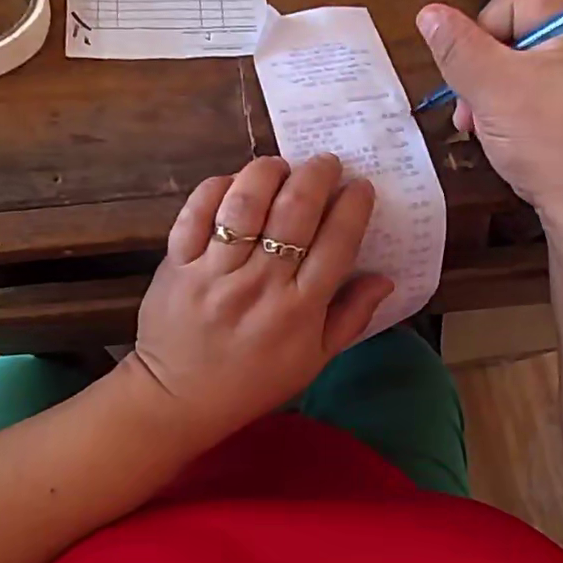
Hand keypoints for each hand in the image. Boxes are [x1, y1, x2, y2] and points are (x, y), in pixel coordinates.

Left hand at [125, 154, 394, 442]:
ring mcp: (214, 271)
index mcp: (299, 310)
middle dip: (317, 175)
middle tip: (325, 164)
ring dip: (269, 172)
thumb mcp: (313, 362)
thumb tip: (386, 277)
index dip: (353, 206)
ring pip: (245, 203)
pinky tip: (234, 183)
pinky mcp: (177, 263)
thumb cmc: (253, 383)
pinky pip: (196, 212)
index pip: (336, 242)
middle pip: (295, 211)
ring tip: (280, 167)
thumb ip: (350, 318)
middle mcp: (259, 284)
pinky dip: (217, 188)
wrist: (178, 398)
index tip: (359, 187)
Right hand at [417, 0, 562, 236]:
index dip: (479, 37)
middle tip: (474, 109)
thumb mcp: (492, 90)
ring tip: (485, 125)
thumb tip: (429, 13)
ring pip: (522, 61)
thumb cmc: (551, 144)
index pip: (511, 0)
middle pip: (515, 30)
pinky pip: (539, 84)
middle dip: (483, 69)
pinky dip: (514, 103)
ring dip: (492, 91)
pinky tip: (506, 130)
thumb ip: (457, 48)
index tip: (473, 81)